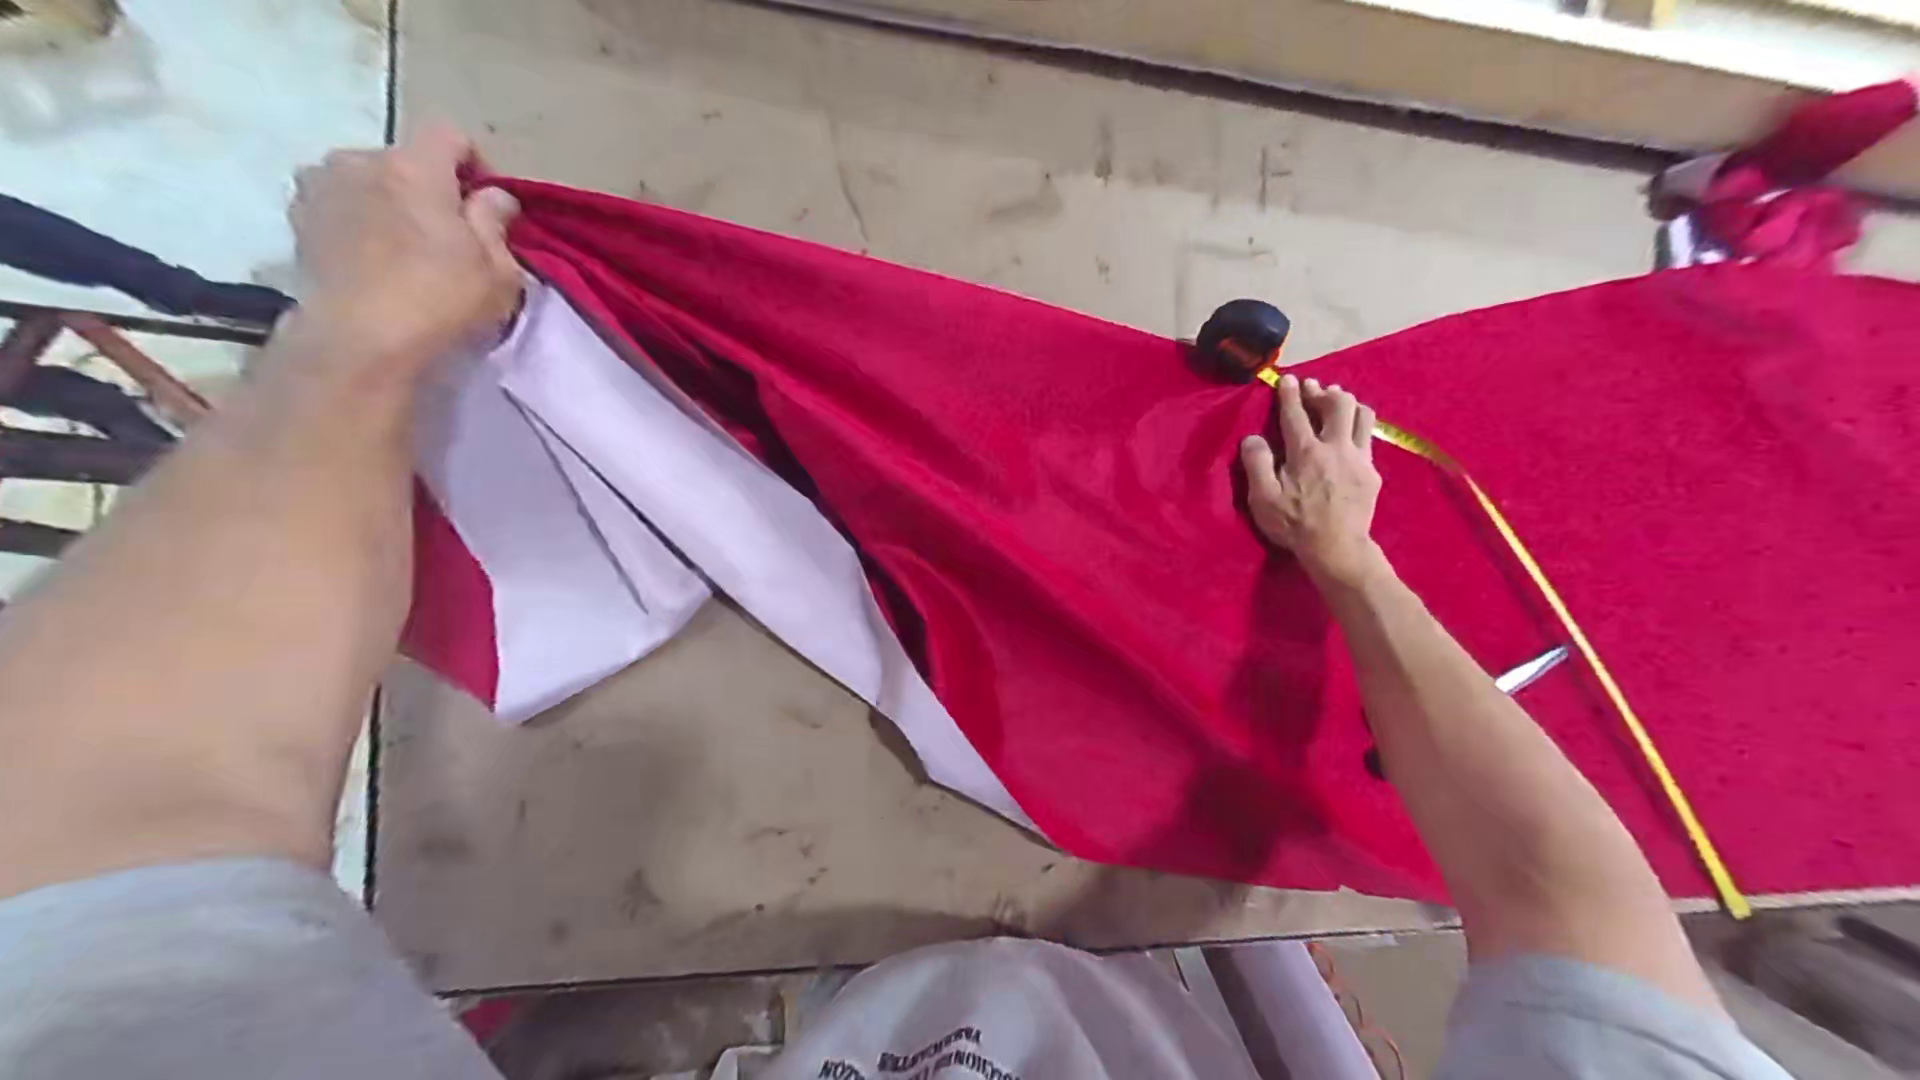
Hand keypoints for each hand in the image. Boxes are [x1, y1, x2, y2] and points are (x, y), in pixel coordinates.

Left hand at [288, 125, 522, 375]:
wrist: (364, 340)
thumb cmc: (445, 300)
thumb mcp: (500, 270)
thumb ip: (495, 223)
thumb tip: (494, 197)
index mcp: (413, 167)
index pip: (449, 134)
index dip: (478, 164)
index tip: (491, 206)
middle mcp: (358, 162)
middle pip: (406, 160)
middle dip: (432, 189)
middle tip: (454, 236)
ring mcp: (319, 188)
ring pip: (369, 181)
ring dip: (393, 203)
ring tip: (412, 248)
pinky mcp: (298, 220)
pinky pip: (341, 205)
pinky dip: (363, 221)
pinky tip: (379, 259)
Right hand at [1240, 374, 1383, 587]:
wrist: (1336, 547)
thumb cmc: (1294, 524)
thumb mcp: (1262, 498)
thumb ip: (1256, 464)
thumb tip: (1252, 438)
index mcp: (1305, 452)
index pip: (1295, 413)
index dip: (1289, 393)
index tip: (1286, 379)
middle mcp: (1335, 447)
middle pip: (1337, 404)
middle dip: (1322, 392)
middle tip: (1311, 389)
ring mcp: (1358, 458)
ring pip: (1362, 415)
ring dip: (1347, 403)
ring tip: (1334, 401)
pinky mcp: (1371, 472)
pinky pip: (1368, 437)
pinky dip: (1357, 426)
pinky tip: (1348, 432)